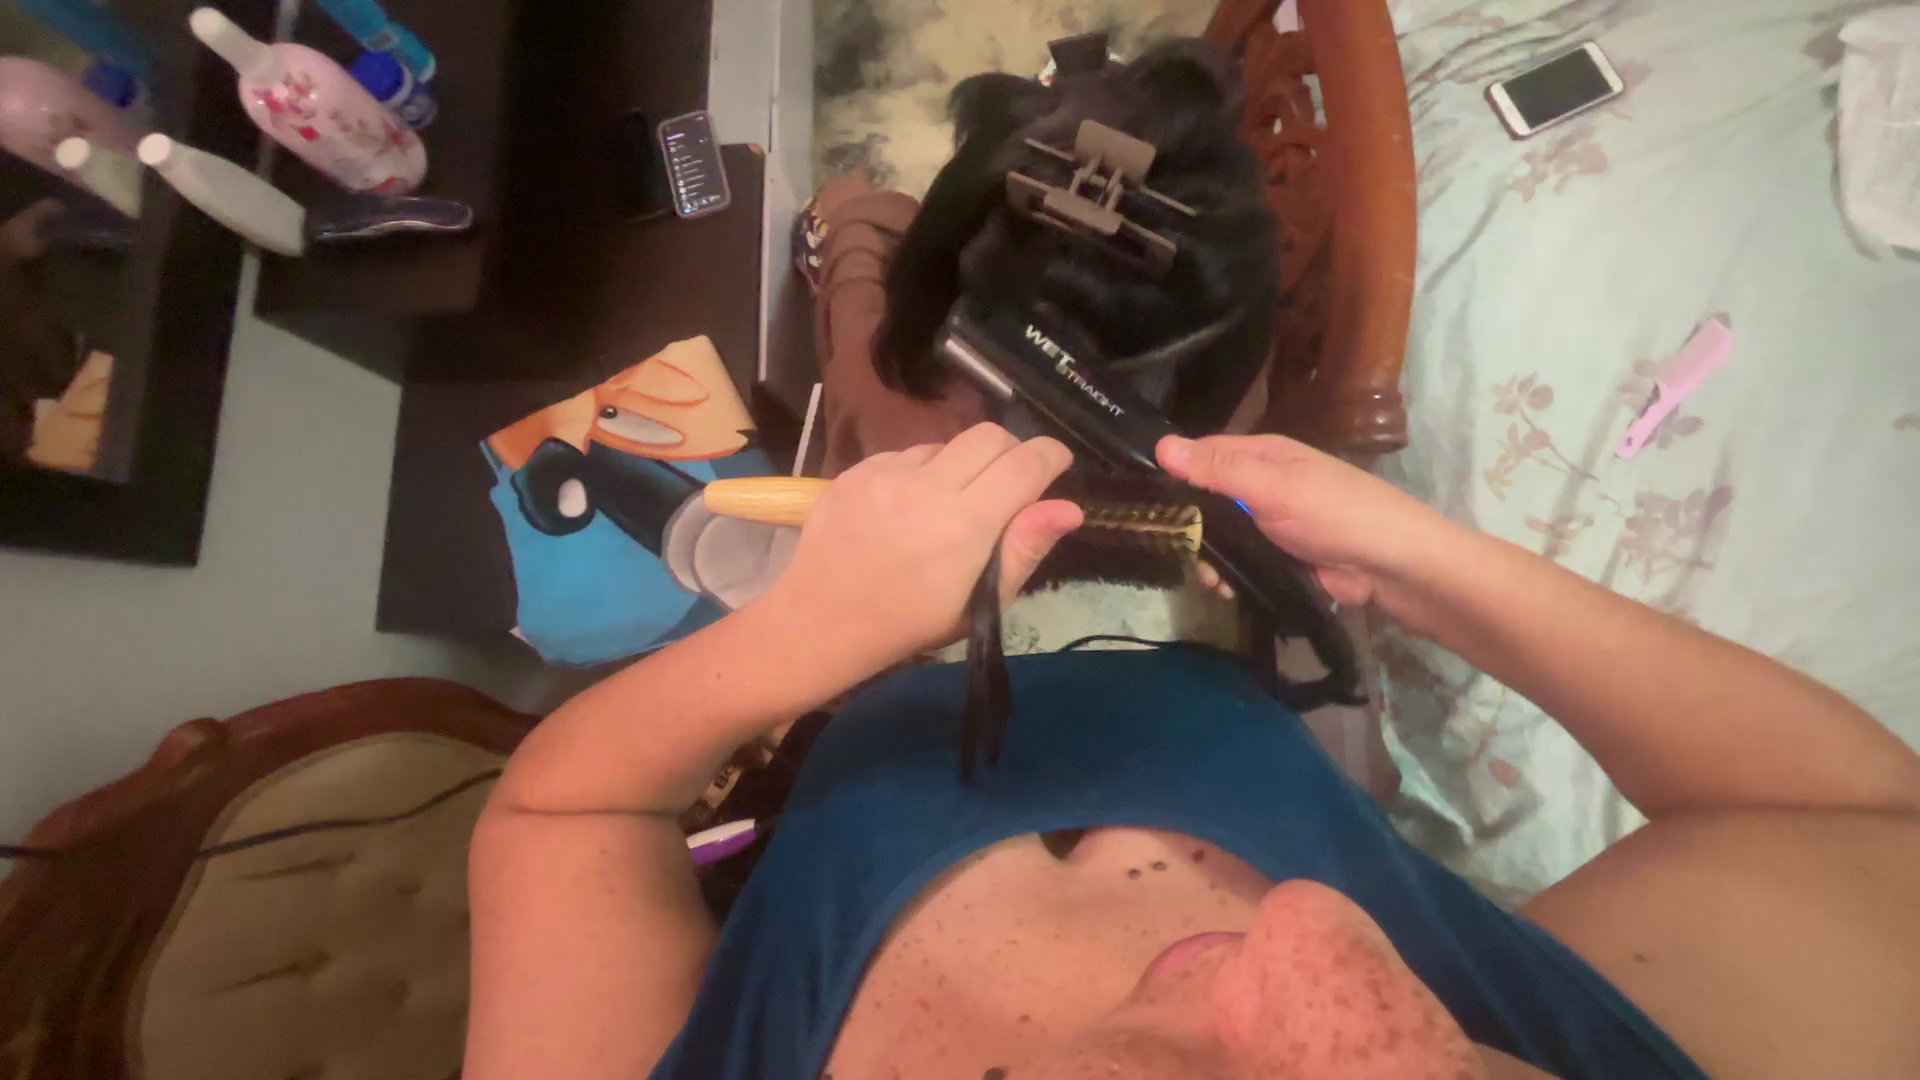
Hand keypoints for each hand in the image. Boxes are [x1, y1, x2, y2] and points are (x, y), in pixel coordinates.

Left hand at [759, 423, 1081, 669]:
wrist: (821, 622)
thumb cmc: (910, 624)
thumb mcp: (977, 604)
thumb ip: (1024, 550)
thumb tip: (1069, 509)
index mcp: (963, 525)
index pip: (1024, 464)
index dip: (1051, 455)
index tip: (1057, 464)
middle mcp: (925, 486)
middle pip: (989, 436)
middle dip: (1011, 451)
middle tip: (1009, 484)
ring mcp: (884, 473)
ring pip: (945, 444)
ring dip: (961, 465)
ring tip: (947, 507)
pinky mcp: (855, 470)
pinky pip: (904, 454)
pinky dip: (920, 473)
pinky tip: (906, 509)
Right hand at [1157, 434, 1451, 608]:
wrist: (1391, 567)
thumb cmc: (1334, 514)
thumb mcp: (1271, 488)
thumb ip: (1217, 470)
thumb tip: (1160, 445)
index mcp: (1261, 455)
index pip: (1201, 455)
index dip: (1173, 473)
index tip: (1143, 500)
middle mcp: (1260, 484)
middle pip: (1204, 499)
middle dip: (1189, 527)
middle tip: (1176, 549)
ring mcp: (1267, 521)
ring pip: (1217, 535)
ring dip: (1206, 557)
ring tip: (1208, 579)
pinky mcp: (1274, 555)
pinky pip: (1236, 561)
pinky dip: (1226, 575)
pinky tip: (1223, 590)